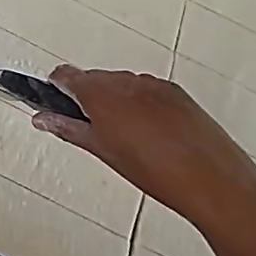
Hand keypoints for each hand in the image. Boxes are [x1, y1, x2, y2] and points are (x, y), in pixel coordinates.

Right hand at [34, 66, 255, 230]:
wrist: (211, 180)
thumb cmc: (159, 171)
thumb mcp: (102, 151)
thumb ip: (68, 129)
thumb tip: (44, 119)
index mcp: (101, 93)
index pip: (66, 75)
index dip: (56, 86)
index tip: (53, 97)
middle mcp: (126, 81)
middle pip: (94, 79)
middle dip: (87, 98)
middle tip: (89, 127)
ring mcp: (152, 84)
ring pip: (121, 84)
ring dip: (115, 100)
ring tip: (123, 136)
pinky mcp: (175, 91)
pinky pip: (147, 89)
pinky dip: (141, 104)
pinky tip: (148, 133)